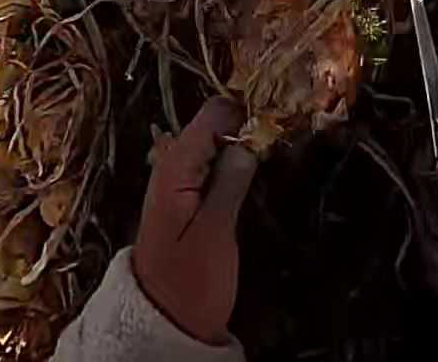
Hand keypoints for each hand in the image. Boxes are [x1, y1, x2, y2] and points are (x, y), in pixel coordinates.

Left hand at [132, 97, 258, 344]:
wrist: (160, 324)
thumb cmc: (189, 282)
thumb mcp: (215, 232)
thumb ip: (231, 179)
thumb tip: (252, 136)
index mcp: (176, 165)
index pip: (213, 113)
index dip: (245, 113)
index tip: (272, 127)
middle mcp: (172, 161)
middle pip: (214, 120)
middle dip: (246, 123)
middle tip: (276, 138)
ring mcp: (177, 174)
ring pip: (215, 137)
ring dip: (241, 139)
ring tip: (270, 148)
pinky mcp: (186, 189)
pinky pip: (211, 156)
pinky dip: (232, 155)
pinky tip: (252, 165)